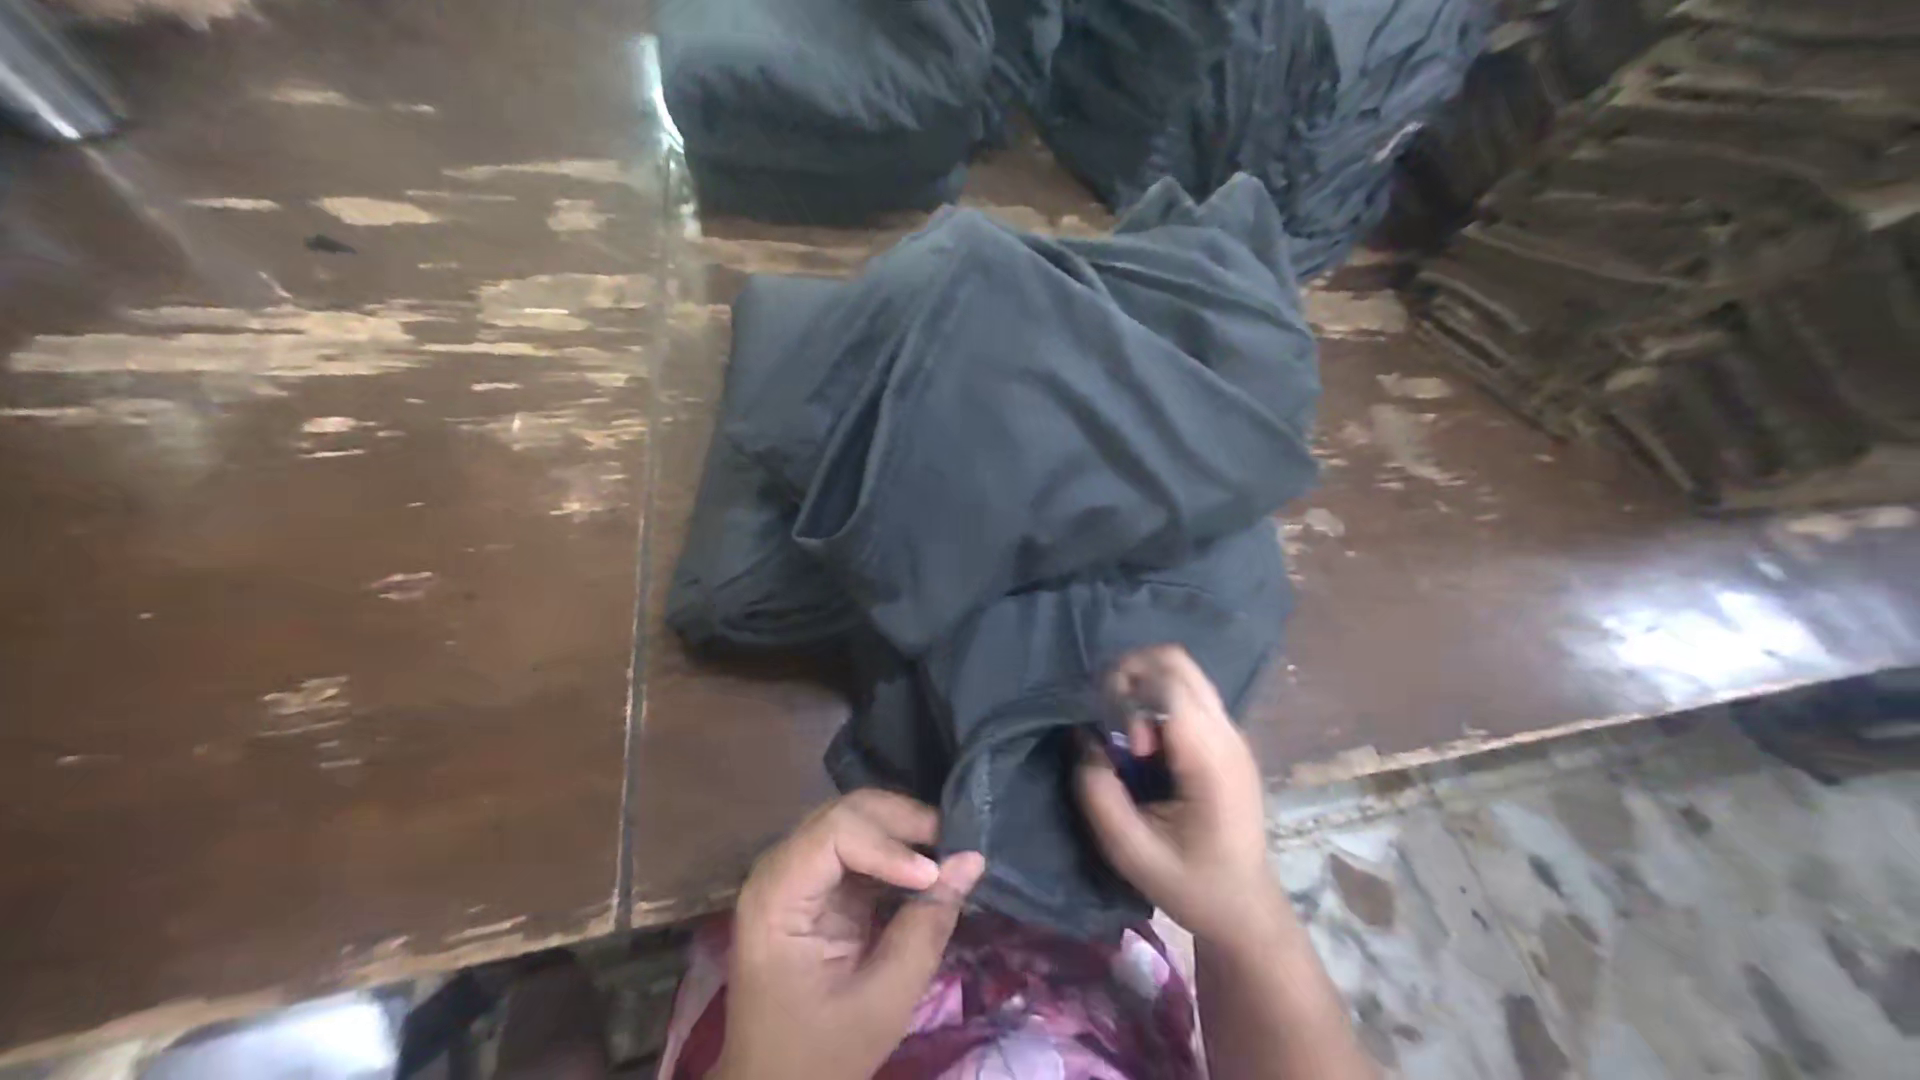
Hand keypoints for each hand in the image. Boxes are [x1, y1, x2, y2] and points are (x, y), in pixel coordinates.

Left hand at [714, 790, 986, 1079]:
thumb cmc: (820, 1054)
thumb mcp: (882, 1002)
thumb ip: (926, 927)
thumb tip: (971, 860)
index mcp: (776, 897)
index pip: (836, 833)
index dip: (889, 845)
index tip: (932, 875)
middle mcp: (779, 868)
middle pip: (845, 812)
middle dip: (902, 823)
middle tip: (952, 845)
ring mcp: (795, 870)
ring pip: (854, 817)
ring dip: (903, 829)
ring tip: (946, 850)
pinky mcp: (816, 881)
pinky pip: (859, 842)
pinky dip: (896, 848)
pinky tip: (925, 865)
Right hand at [1076, 645, 1284, 946]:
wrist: (1247, 908)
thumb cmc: (1190, 884)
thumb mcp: (1128, 850)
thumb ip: (1096, 791)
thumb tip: (1082, 737)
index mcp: (1210, 759)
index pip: (1168, 684)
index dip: (1130, 698)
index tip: (1122, 744)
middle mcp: (1227, 733)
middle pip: (1176, 662)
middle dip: (1130, 674)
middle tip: (1110, 716)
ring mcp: (1232, 732)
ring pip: (1182, 671)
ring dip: (1144, 684)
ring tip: (1127, 731)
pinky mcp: (1227, 737)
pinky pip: (1188, 691)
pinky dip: (1157, 697)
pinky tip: (1146, 740)